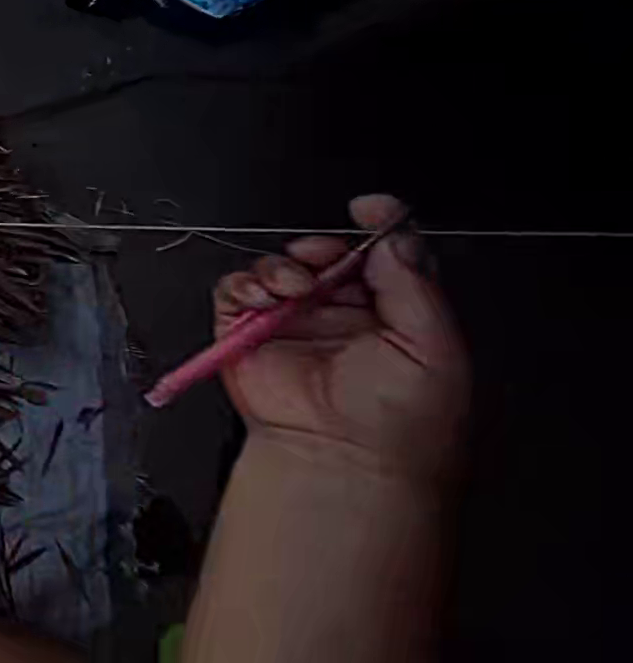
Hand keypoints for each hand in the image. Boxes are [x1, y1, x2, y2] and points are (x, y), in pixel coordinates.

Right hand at [213, 194, 468, 482]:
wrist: (340, 454)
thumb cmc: (398, 419)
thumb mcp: (432, 350)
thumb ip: (412, 289)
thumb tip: (396, 238)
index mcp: (385, 313)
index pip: (377, 258)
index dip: (374, 228)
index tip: (372, 207)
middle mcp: (332, 311)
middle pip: (317, 256)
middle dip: (315, 248)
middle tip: (319, 257)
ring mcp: (283, 318)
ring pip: (270, 267)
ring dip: (277, 268)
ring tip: (289, 287)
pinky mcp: (240, 327)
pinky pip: (231, 289)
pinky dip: (241, 285)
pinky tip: (261, 297)